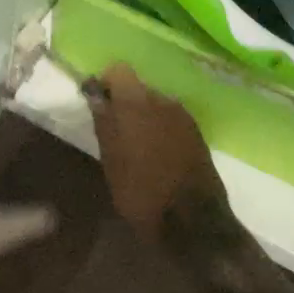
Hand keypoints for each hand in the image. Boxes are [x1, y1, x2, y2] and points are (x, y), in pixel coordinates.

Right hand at [86, 64, 228, 238]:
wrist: (194, 222)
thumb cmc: (141, 191)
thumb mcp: (111, 160)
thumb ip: (103, 121)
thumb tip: (95, 93)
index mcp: (137, 101)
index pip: (118, 69)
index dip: (106, 83)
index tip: (98, 104)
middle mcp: (163, 100)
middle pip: (138, 87)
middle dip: (124, 103)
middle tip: (114, 131)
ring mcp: (184, 116)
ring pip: (156, 104)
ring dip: (144, 117)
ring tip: (136, 147)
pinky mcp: (198, 133)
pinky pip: (171, 120)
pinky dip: (160, 130)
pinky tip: (156, 156)